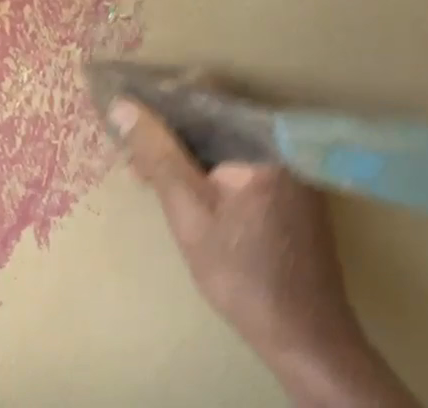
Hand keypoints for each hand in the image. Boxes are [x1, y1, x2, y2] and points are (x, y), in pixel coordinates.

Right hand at [111, 94, 418, 406]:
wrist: (305, 337)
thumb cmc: (242, 272)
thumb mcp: (188, 209)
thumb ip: (157, 153)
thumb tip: (122, 104)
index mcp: (261, 139)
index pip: (203, 90)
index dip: (158, 94)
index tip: (122, 105)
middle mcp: (279, 144)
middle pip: (213, 113)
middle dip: (166, 126)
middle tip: (128, 147)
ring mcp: (287, 168)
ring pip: (222, 138)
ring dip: (182, 148)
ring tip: (144, 170)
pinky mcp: (287, 190)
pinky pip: (237, 159)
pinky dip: (205, 165)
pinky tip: (178, 186)